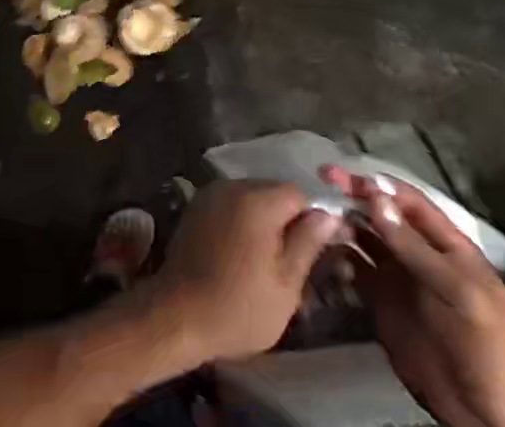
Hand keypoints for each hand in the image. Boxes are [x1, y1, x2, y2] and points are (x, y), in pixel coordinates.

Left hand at [151, 179, 340, 362]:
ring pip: (252, 197)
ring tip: (266, 257)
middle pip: (275, 191)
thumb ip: (309, 243)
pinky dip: (241, 221)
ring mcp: (211, 195)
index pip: (300, 193)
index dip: (313, 217)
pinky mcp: (196, 208)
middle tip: (292, 256)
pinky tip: (241, 251)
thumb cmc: (236, 307)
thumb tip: (330, 215)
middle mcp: (234, 186)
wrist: (174, 319)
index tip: (316, 246)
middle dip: (287, 218)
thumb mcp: (285, 284)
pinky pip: (231, 205)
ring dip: (264, 219)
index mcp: (259, 200)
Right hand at [323, 166, 504, 426]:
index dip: (376, 185)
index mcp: (445, 242)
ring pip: (365, 242)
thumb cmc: (489, 344)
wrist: (493, 415)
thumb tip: (375, 198)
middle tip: (320, 185)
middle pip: (382, 216)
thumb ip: (415, 247)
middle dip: (353, 199)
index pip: (406, 201)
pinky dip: (341, 263)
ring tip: (316, 219)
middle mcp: (418, 254)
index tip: (342, 174)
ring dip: (343, 227)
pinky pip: (358, 276)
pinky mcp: (384, 308)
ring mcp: (400, 281)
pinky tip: (326, 256)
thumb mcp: (458, 290)